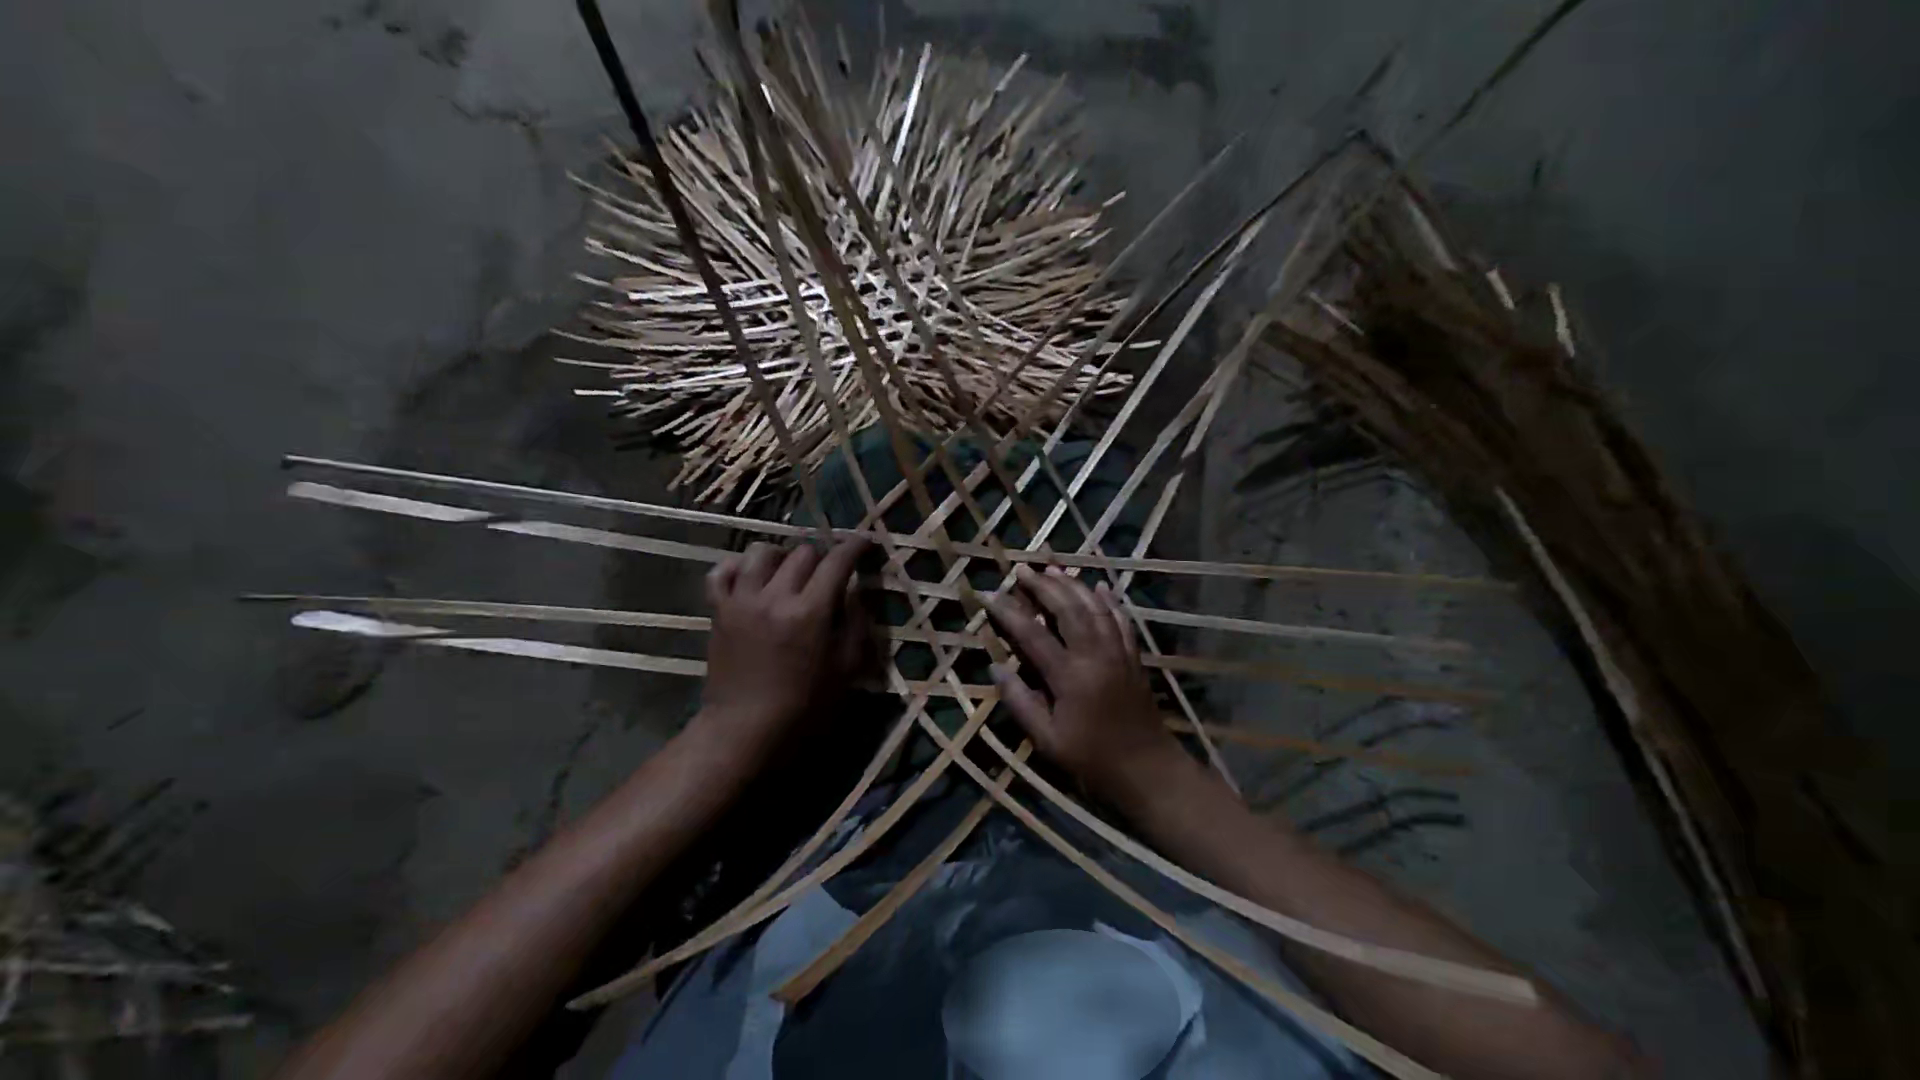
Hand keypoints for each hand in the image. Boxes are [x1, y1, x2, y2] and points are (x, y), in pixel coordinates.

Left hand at [693, 538, 870, 759]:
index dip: (855, 546)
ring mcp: (741, 600)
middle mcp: (775, 596)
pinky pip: (722, 571)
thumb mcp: (847, 668)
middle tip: (828, 570)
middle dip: (822, 555)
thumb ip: (857, 624)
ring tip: (789, 569)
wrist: (745, 726)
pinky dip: (738, 566)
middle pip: (802, 552)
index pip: (837, 561)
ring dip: (782, 555)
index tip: (864, 542)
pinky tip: (751, 575)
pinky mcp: (718, 609)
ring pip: (762, 552)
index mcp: (810, 612)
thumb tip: (855, 592)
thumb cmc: (804, 703)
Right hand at [985, 567, 1184, 799]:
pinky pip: (1120, 619)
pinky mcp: (1133, 656)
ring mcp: (1118, 652)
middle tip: (1023, 569)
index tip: (990, 595)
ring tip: (1052, 568)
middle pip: (1068, 608)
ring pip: (1095, 606)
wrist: (1146, 767)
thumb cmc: (1090, 757)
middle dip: (1044, 585)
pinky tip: (1099, 585)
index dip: (1009, 612)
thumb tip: (996, 667)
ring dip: (1073, 584)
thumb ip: (1020, 701)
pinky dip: (1108, 599)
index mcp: (1070, 676)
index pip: (1033, 634)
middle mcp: (1095, 655)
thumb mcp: (1047, 739)